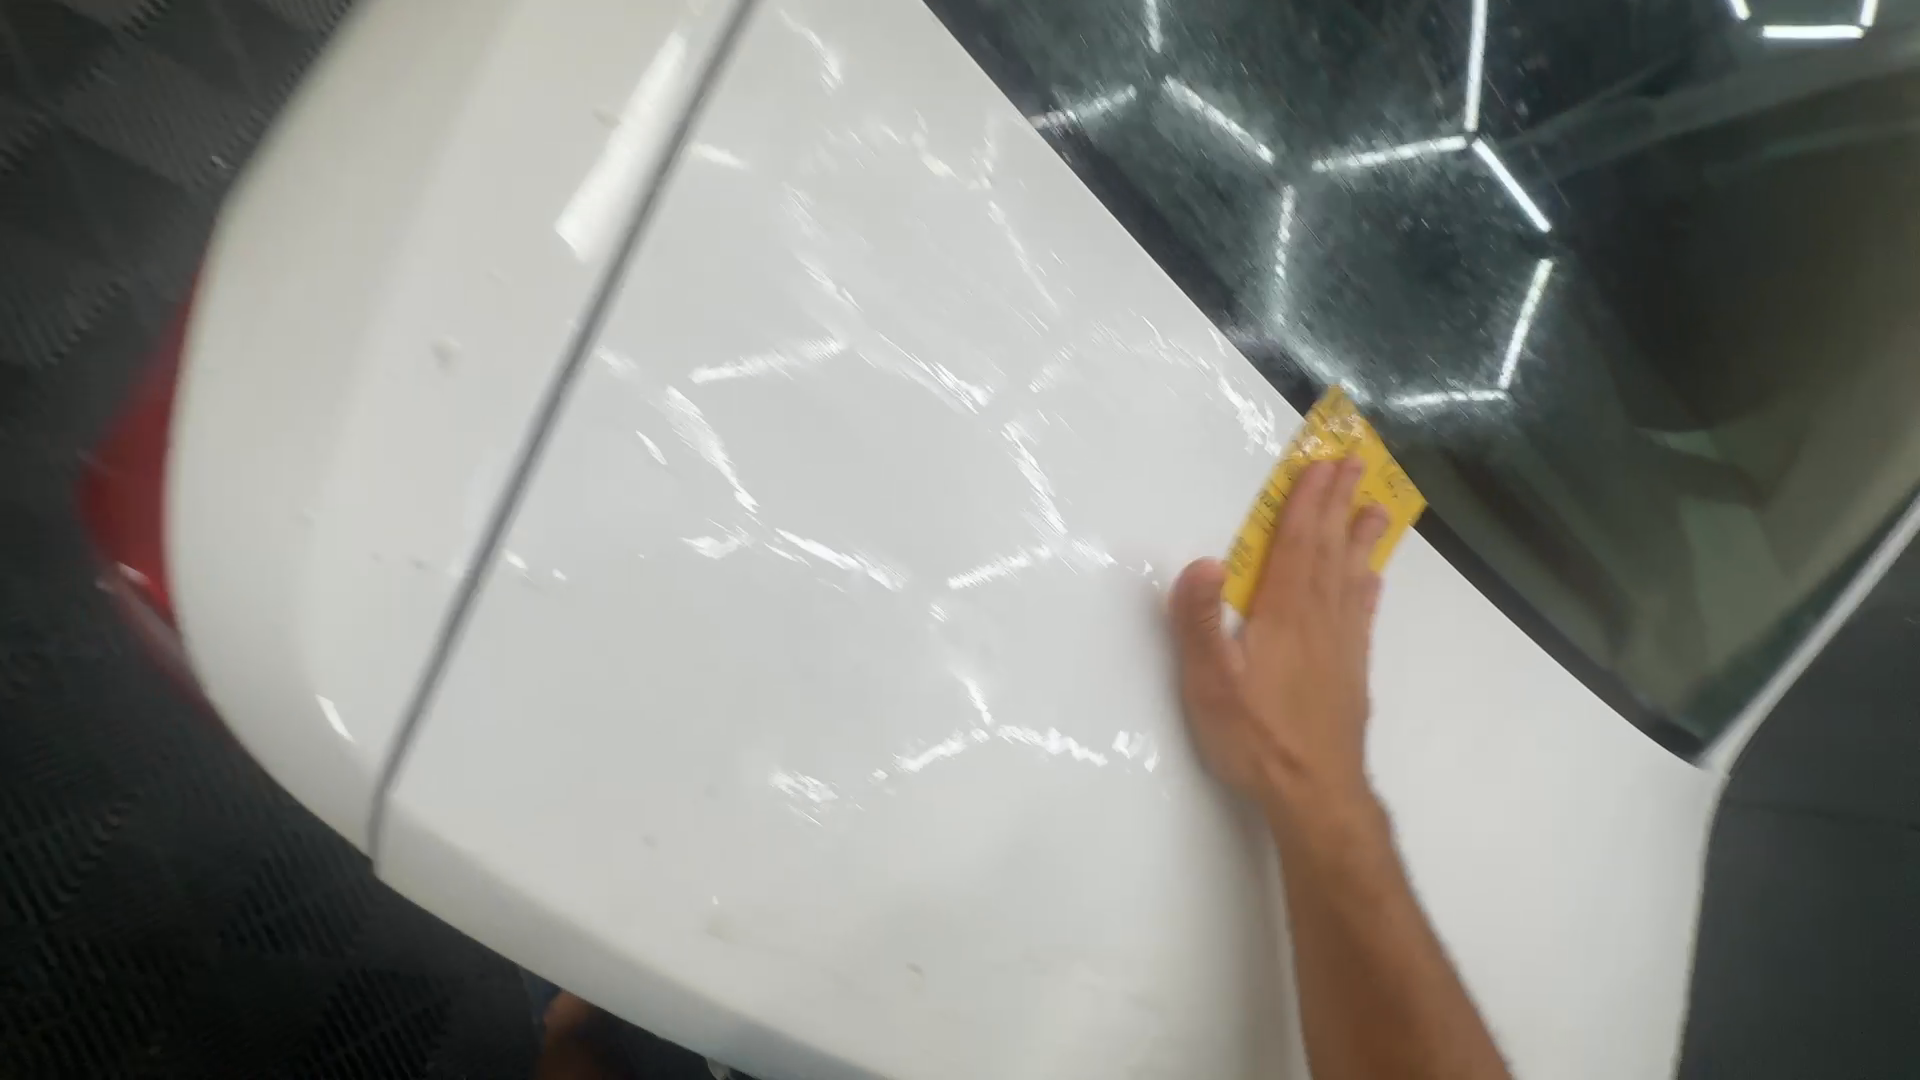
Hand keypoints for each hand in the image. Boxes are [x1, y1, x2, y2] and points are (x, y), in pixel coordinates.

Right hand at [1171, 457, 1389, 821]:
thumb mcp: (1209, 681)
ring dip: (1358, 537)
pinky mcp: (1350, 671)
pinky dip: (1366, 586)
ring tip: (1373, 506)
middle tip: (1356, 463)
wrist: (1314, 794)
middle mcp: (1318, 620)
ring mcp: (1340, 646)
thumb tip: (1204, 563)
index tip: (1321, 463)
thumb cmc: (1254, 736)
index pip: (1295, 546)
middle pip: (1328, 551)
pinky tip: (1370, 576)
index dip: (1306, 503)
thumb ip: (1200, 622)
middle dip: (1337, 504)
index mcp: (1282, 616)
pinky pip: (1361, 615)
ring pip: (1350, 577)